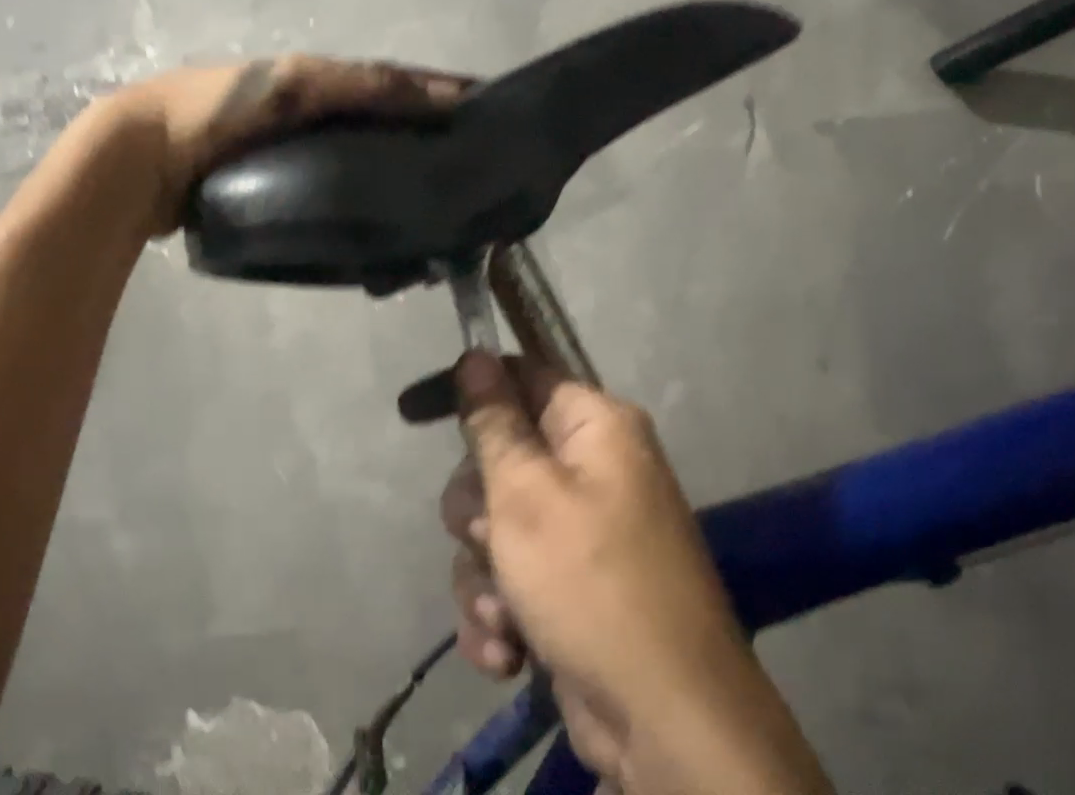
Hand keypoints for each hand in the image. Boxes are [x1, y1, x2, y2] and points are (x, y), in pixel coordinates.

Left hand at [97, 56, 466, 235]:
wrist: (141, 161)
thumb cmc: (216, 109)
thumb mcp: (291, 84)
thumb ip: (361, 86)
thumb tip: (445, 97)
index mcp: (318, 84)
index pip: (394, 88)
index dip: (438, 99)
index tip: (488, 124)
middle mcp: (312, 121)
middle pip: (382, 135)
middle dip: (425, 154)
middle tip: (468, 191)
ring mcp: (294, 164)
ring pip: (361, 178)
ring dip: (399, 198)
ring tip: (435, 230)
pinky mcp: (277, 204)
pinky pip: (332, 210)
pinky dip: (363, 223)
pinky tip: (384, 248)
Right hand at [444, 353, 830, 791]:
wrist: (662, 719)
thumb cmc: (589, 584)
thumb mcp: (526, 495)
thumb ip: (493, 423)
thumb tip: (476, 355)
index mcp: (596, 430)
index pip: (521, 377)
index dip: (469, 391)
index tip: (412, 413)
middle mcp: (595, 473)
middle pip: (498, 461)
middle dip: (474, 511)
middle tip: (484, 537)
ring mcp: (585, 536)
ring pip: (494, 528)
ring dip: (483, 576)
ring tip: (503, 615)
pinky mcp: (572, 590)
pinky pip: (511, 579)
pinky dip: (500, 614)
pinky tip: (508, 651)